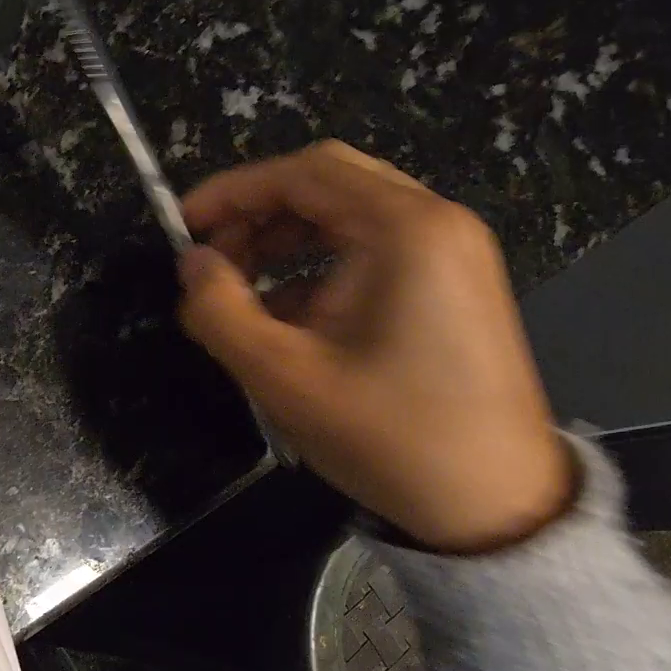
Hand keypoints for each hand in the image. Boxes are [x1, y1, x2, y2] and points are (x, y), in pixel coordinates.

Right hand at [175, 140, 573, 552]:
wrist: (492, 497)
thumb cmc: (385, 432)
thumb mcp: (281, 375)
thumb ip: (220, 310)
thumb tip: (190, 264)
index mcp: (404, 230)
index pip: (305, 173)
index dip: (232, 190)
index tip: (178, 226)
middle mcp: (435, 225)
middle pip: (328, 185)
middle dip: (256, 214)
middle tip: (206, 261)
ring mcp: (449, 255)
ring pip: (345, 218)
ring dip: (281, 243)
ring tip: (236, 292)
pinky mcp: (448, 287)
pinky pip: (367, 253)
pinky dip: (313, 269)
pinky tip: (281, 318)